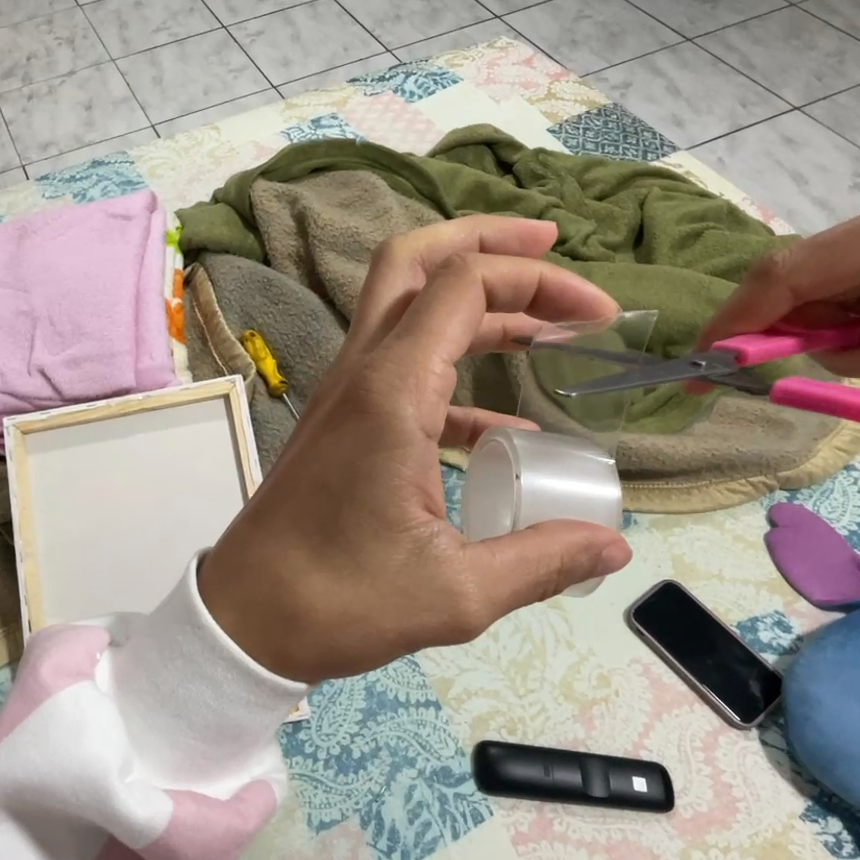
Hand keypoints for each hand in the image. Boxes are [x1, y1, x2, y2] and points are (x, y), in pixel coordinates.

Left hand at [199, 217, 634, 683]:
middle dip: (484, 242)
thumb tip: (614, 549)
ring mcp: (346, 395)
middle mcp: (363, 374)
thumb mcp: (454, 593)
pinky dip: (456, 375)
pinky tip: (510, 424)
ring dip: (474, 304)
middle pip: (414, 264)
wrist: (245, 617)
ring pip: (405, 310)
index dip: (538, 280)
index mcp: (391, 393)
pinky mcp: (343, 424)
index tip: (600, 316)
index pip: (463, 284)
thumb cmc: (339, 602)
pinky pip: (404, 374)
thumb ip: (541, 562)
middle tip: (552, 249)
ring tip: (549, 328)